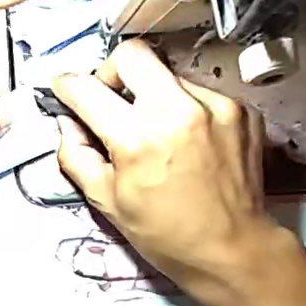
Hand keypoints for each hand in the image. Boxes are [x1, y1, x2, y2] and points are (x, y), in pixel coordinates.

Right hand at [52, 39, 293, 305]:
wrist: (233, 251)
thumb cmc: (166, 236)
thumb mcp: (108, 202)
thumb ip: (77, 156)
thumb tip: (68, 123)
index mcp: (139, 138)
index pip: (88, 89)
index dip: (67, 87)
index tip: (64, 88)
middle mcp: (178, 111)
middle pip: (132, 54)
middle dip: (111, 71)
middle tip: (110, 99)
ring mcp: (215, 106)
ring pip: (168, 73)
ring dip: (152, 94)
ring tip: (156, 131)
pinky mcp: (240, 110)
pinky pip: (199, 92)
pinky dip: (184, 108)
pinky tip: (187, 141)